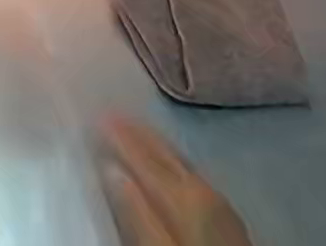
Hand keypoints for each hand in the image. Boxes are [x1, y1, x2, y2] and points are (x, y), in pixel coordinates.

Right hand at [96, 115, 253, 245]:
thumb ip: (138, 213)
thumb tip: (111, 170)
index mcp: (184, 194)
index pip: (144, 156)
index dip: (120, 136)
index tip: (100, 115)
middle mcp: (202, 187)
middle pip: (163, 151)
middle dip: (136, 130)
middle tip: (111, 111)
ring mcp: (218, 199)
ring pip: (178, 157)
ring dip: (153, 140)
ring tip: (132, 125)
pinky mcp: (225, 214)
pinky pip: (189, 169)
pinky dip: (170, 156)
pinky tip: (165, 157)